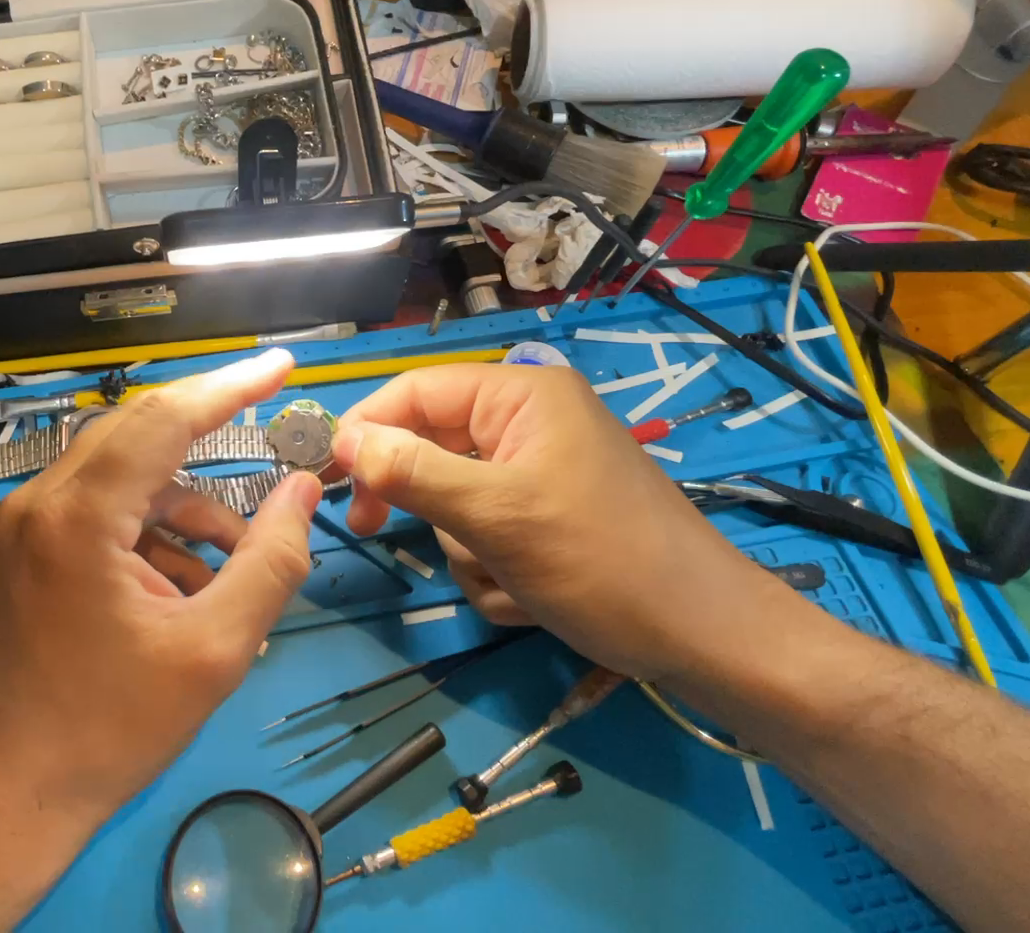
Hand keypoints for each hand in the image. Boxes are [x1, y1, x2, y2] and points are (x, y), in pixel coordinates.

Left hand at [0, 348, 321, 833]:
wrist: (17, 792)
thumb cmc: (116, 727)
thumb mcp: (217, 649)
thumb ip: (271, 562)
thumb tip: (304, 490)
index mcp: (79, 517)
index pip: (164, 419)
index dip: (230, 387)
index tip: (282, 364)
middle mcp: (41, 501)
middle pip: (140, 434)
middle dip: (210, 433)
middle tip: (269, 431)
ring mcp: (26, 523)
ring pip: (125, 474)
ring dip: (186, 504)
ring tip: (235, 562)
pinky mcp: (28, 547)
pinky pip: (103, 509)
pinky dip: (153, 530)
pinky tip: (186, 586)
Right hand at [333, 363, 786, 682]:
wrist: (704, 640)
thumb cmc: (603, 561)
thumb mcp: (497, 514)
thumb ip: (413, 472)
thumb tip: (344, 440)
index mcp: (521, 396)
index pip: (417, 391)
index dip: (366, 426)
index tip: (325, 474)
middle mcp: (526, 425)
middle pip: (431, 447)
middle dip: (421, 501)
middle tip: (371, 528)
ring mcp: (536, 475)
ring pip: (452, 501)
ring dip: (466, 549)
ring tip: (509, 578)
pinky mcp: (543, 520)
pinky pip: (483, 534)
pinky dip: (492, 569)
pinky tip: (529, 595)